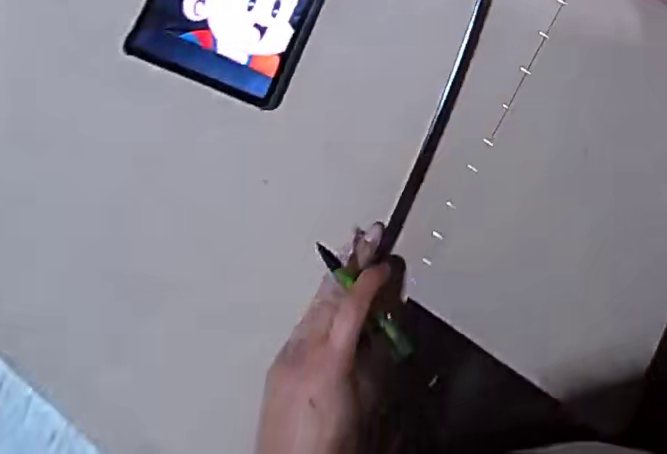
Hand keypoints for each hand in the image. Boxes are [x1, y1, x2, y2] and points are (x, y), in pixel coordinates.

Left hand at [256, 224, 391, 453]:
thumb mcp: (365, 403)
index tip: (387, 262)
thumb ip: (374, 360)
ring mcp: (287, 355)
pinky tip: (333, 290)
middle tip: (371, 233)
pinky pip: (305, 321)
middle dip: (353, 261)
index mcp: (329, 361)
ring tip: (354, 248)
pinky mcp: (278, 364)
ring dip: (338, 275)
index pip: (352, 305)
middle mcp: (304, 350)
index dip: (371, 279)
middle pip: (331, 294)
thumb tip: (381, 328)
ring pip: (316, 303)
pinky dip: (322, 300)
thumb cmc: (332, 446)